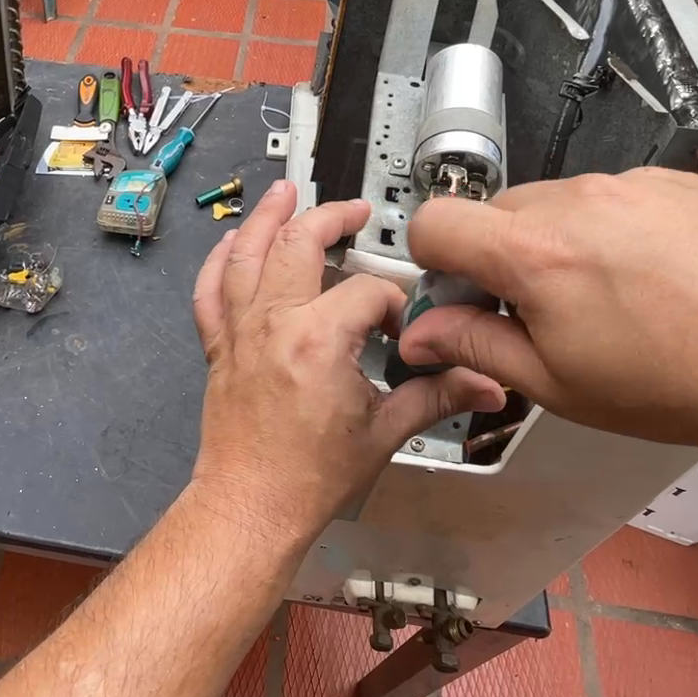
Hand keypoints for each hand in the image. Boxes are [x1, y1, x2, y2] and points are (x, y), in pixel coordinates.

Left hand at [190, 180, 505, 543]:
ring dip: (266, 218)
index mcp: (318, 340)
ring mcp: (240, 331)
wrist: (252, 504)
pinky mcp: (219, 346)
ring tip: (284, 192)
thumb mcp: (383, 431)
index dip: (392, 302)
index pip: (366, 290)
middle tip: (353, 213)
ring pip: (248, 255)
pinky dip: (219, 262)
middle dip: (331, 219)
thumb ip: (435, 395)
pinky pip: (210, 292)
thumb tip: (487, 383)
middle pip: (299, 243)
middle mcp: (274, 324)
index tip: (399, 328)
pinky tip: (233, 242)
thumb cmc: (309, 477)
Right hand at [399, 168, 697, 455]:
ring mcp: (633, 184)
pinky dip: (610, 235)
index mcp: (536, 252)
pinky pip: (612, 199)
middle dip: (497, 261)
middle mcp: (578, 201)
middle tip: (538, 316)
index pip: (433, 222)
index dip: (430, 262)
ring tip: (612, 305)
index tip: (457, 298)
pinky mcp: (678, 182)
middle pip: (494, 214)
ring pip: (554, 207)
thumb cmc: (690, 383)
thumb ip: (473, 346)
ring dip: (556, 248)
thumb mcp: (557, 384)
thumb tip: (421, 335)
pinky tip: (656, 284)